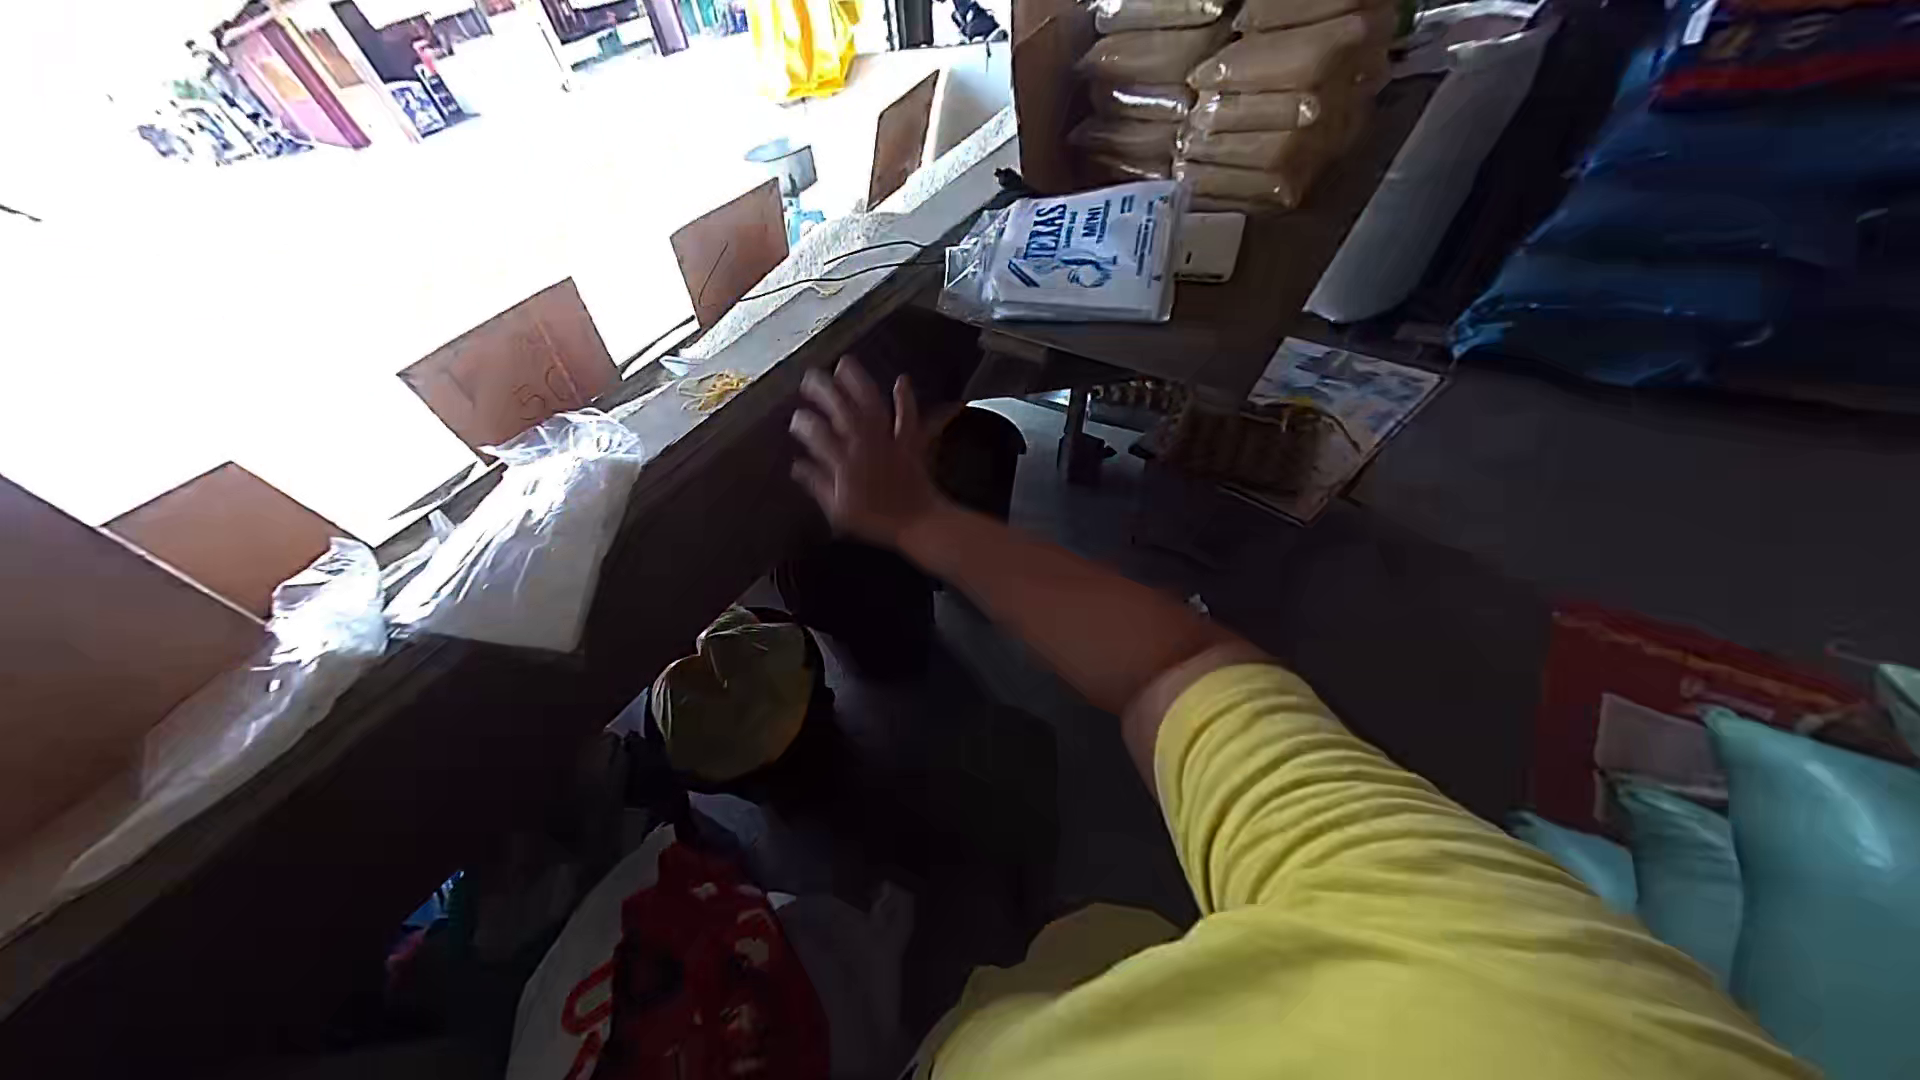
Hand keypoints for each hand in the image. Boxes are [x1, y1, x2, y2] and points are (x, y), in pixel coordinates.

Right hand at [789, 356, 947, 547]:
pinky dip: (904, 398)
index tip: (796, 418)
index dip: (804, 424)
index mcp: (844, 462)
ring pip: (871, 406)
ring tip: (845, 364)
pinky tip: (901, 379)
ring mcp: (888, 441)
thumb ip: (818, 484)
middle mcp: (864, 445)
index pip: (818, 435)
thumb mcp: (839, 509)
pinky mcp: (910, 443)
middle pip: (841, 411)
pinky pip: (907, 417)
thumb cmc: (877, 521)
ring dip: (858, 383)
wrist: (918, 523)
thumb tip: (797, 467)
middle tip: (810, 377)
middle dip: (824, 391)